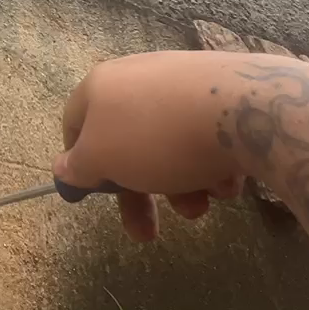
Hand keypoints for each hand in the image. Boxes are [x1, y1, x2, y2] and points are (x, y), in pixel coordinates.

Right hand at [53, 51, 246, 241]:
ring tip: (201, 205)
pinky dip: (209, 162)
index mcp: (99, 86)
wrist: (247, 109)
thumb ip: (78, 167)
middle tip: (148, 232)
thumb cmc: (156, 137)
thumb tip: (61, 170)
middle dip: (138, 192)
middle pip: (125, 142)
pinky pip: (204, 133)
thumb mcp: (103, 159)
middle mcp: (136, 77)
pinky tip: (227, 180)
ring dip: (178, 184)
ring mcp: (181, 81)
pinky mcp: (224, 91)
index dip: (79, 163)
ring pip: (167, 143)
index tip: (94, 195)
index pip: (74, 124)